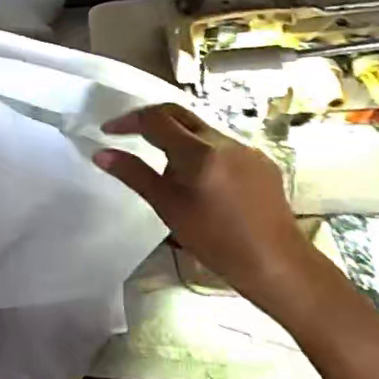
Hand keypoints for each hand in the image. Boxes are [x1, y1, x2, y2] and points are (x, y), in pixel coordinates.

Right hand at [92, 104, 315, 299]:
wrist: (278, 264)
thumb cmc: (216, 240)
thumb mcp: (168, 207)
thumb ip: (134, 174)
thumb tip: (101, 153)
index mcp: (198, 152)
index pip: (155, 119)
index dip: (128, 121)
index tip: (108, 131)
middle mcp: (223, 141)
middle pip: (179, 114)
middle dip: (151, 120)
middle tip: (130, 134)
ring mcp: (246, 149)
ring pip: (202, 130)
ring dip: (178, 138)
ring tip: (167, 168)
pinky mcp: (261, 162)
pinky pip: (223, 146)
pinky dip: (202, 152)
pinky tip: (202, 181)